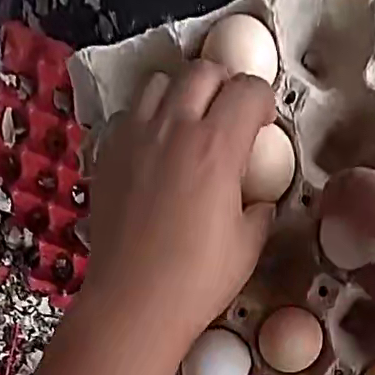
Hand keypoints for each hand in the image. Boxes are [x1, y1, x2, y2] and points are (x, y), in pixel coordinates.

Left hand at [84, 61, 276, 340]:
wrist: (134, 302)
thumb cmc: (197, 281)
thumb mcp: (247, 250)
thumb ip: (259, 213)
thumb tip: (259, 202)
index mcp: (216, 148)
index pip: (247, 91)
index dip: (264, 100)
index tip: (266, 120)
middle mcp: (173, 128)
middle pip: (202, 72)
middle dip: (225, 85)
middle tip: (233, 114)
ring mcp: (134, 137)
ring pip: (161, 84)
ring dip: (184, 94)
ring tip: (192, 125)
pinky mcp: (108, 155)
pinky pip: (131, 115)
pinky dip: (150, 119)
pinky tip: (158, 151)